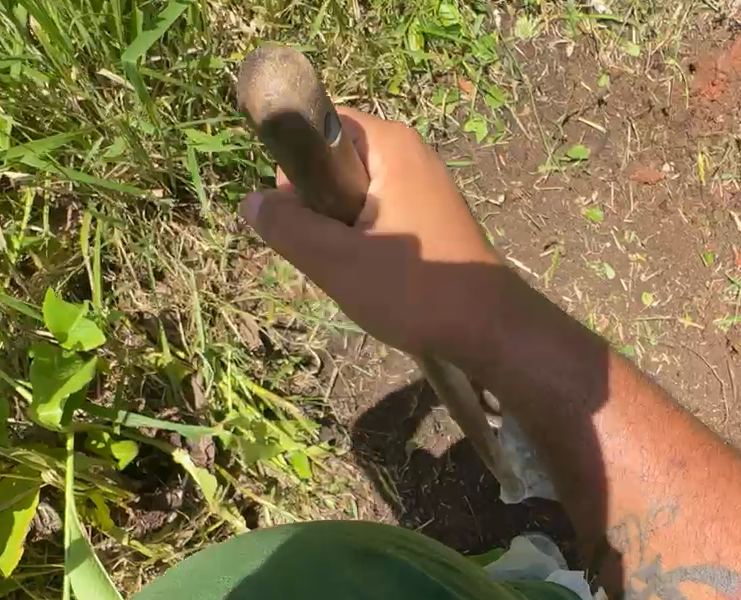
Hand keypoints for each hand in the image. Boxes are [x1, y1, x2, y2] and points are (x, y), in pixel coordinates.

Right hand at [242, 109, 507, 366]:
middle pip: (339, 168)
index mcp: (390, 145)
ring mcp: (431, 191)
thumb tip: (251, 204)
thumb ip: (287, 228)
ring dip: (347, 238)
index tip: (301, 217)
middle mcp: (414, 155)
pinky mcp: (440, 223)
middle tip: (333, 257)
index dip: (298, 172)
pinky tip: (383, 284)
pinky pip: (387, 222)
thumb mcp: (336, 261)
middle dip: (324, 212)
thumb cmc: (413, 289)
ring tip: (361, 275)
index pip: (321, 129)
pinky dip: (374, 249)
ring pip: (361, 202)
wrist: (489, 329)